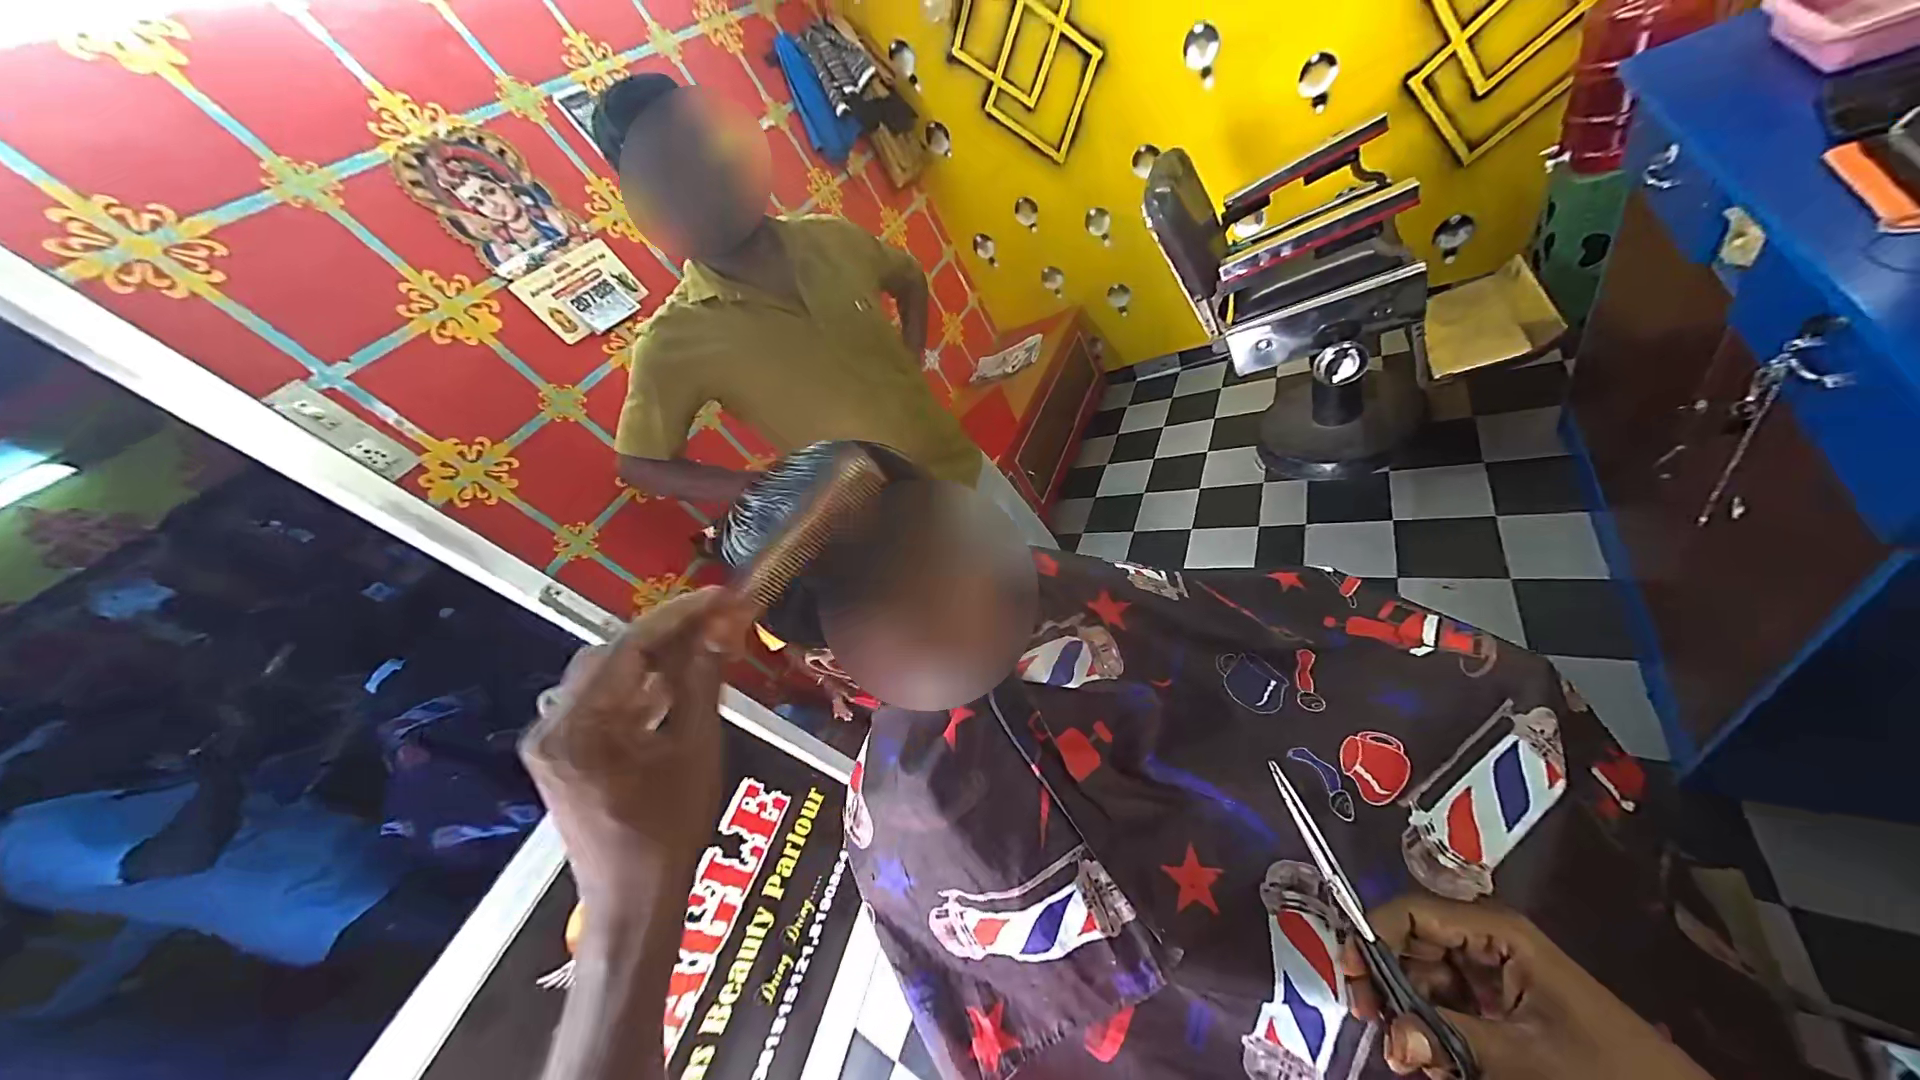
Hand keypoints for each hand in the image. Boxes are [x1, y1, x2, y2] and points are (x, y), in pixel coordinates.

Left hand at [519, 587, 752, 916]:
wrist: (633, 901)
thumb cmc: (670, 830)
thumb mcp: (696, 747)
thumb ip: (703, 676)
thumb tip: (724, 621)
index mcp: (580, 726)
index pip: (631, 645)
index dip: (681, 614)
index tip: (723, 596)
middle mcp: (552, 724)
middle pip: (614, 654)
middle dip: (669, 632)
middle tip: (720, 617)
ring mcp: (550, 738)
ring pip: (609, 673)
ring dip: (657, 656)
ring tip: (706, 643)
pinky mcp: (560, 750)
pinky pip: (603, 698)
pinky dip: (641, 684)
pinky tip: (676, 681)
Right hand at [1341, 894, 1712, 1079]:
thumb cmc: (1610, 1072)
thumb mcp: (1525, 1058)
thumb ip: (1450, 1040)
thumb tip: (1390, 1040)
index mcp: (1496, 932)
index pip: (1411, 913)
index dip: (1373, 935)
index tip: (1350, 973)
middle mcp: (1486, 942)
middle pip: (1410, 944)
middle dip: (1386, 982)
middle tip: (1370, 1019)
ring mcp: (1492, 975)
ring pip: (1422, 978)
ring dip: (1407, 1013)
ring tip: (1410, 1056)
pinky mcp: (1497, 1007)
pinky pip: (1444, 1006)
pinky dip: (1431, 1030)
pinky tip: (1432, 1061)